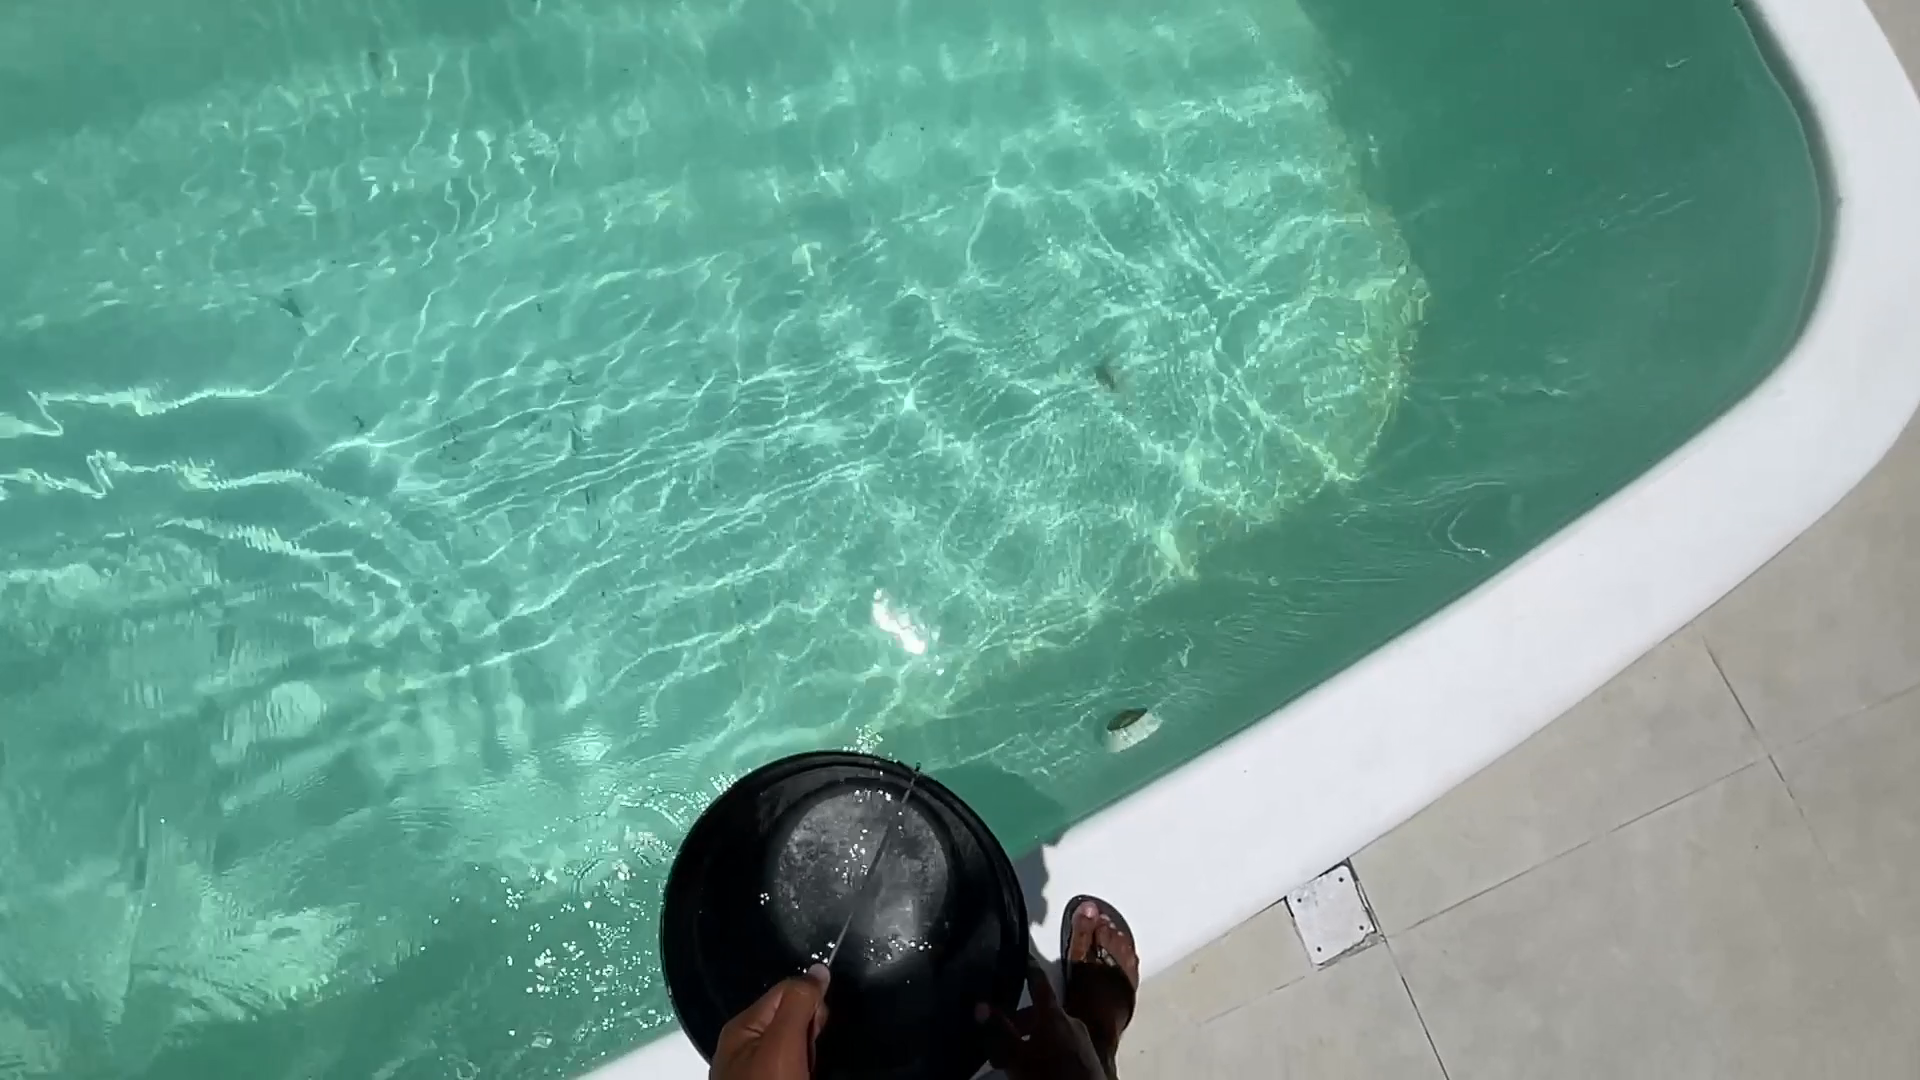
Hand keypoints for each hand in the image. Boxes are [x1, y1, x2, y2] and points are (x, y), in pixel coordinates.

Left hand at [709, 964, 830, 1079]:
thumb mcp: (783, 1042)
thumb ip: (799, 1002)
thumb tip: (819, 969)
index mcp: (740, 1027)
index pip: (787, 991)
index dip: (809, 1003)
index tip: (817, 1027)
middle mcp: (744, 1045)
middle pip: (792, 1018)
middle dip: (809, 1031)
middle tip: (806, 1057)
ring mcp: (754, 1070)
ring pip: (797, 1044)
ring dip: (809, 1053)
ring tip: (805, 1072)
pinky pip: (794, 1064)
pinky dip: (804, 1068)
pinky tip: (803, 1076)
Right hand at [980, 959, 1107, 1079]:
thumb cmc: (1050, 1076)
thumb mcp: (1018, 1057)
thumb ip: (999, 1031)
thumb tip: (979, 1004)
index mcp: (1054, 1013)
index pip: (1038, 979)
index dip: (1027, 966)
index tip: (1019, 954)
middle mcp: (1071, 1019)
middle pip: (1042, 1010)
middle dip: (1021, 1019)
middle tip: (1002, 1035)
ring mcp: (1082, 1039)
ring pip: (1051, 1029)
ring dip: (1033, 1036)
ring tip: (1016, 1056)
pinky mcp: (1089, 1058)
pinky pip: (1062, 1044)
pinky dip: (1046, 1048)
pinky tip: (1037, 1065)